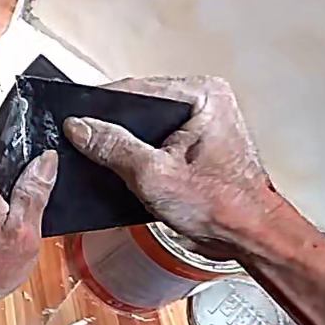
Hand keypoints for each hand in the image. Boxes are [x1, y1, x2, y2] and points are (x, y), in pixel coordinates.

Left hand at [0, 150, 55, 324]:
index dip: (31, 148)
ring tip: (32, 212)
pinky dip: (6, 208)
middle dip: (26, 175)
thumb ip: (34, 190)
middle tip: (46, 194)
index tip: (50, 159)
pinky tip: (16, 225)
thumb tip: (47, 157)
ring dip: (17, 194)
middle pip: (4, 163)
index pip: (6, 143)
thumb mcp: (23, 230)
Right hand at [63, 76, 269, 248]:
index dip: (100, 108)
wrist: (249, 234)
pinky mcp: (198, 140)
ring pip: (145, 123)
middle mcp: (206, 100)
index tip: (75, 123)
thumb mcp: (152, 175)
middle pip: (138, 106)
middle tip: (90, 146)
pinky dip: (141, 151)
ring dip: (127, 141)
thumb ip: (112, 146)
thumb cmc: (221, 206)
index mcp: (202, 95)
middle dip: (114, 127)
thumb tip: (79, 127)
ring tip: (112, 159)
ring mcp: (204, 120)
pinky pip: (157, 137)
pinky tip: (132, 167)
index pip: (134, 90)